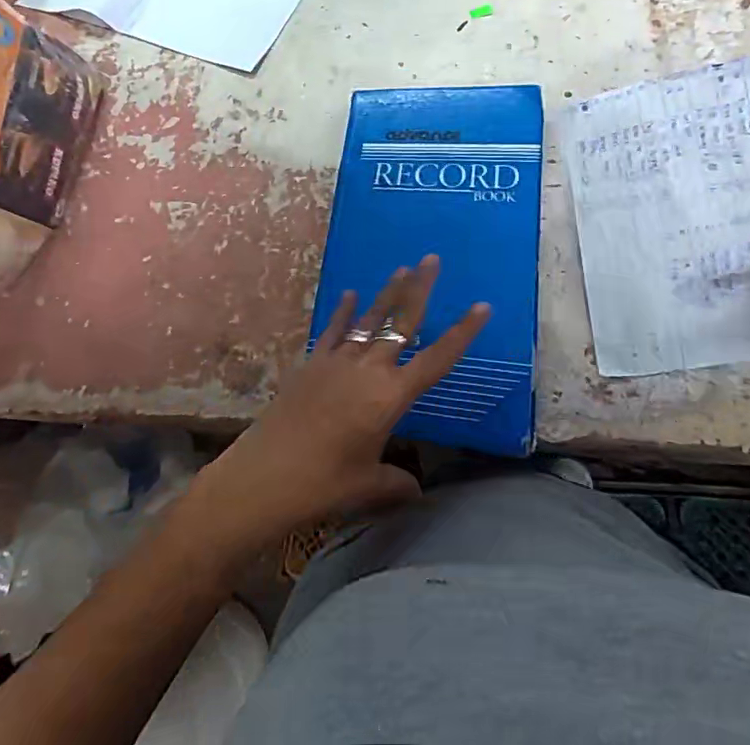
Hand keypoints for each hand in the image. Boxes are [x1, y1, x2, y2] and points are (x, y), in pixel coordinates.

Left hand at [180, 256, 489, 559]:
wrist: (266, 472)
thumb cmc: (325, 482)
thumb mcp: (369, 485)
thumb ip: (397, 482)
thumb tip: (413, 489)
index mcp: (391, 397)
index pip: (437, 359)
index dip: (462, 333)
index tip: (482, 306)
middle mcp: (366, 370)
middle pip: (400, 323)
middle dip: (418, 289)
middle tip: (431, 260)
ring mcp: (334, 362)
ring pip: (366, 320)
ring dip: (385, 294)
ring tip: (400, 268)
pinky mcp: (309, 364)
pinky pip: (331, 331)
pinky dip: (342, 312)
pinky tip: (350, 295)